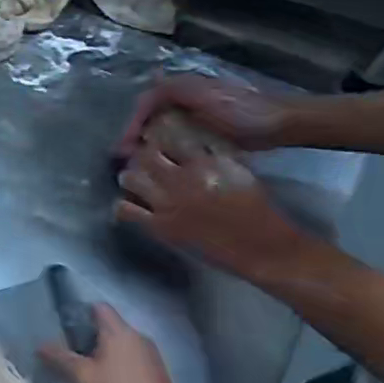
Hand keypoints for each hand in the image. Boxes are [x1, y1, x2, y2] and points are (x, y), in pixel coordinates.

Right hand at [40, 304, 190, 382]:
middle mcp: (137, 336)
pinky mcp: (159, 373)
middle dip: (91, 337)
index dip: (81, 313)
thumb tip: (40, 345)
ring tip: (89, 373)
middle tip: (72, 354)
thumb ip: (60, 358)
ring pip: (123, 345)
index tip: (66, 328)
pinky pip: (134, 360)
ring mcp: (152, 355)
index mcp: (118, 331)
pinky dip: (121, 367)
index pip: (99, 307)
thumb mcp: (82, 378)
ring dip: (107, 354)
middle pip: (110, 327)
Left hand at [115, 136, 317, 282]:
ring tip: (137, 179)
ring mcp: (167, 204)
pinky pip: (126, 210)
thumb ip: (213, 153)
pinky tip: (132, 204)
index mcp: (205, 163)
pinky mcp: (160, 227)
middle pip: (145, 155)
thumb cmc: (255, 207)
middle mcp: (181, 180)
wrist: (260, 248)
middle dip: (143, 154)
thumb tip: (190, 139)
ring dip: (131, 176)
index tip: (158, 137)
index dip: (160, 134)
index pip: (170, 137)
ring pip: (130, 178)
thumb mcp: (238, 170)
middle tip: (146, 158)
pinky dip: (123, 205)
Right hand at [116, 74, 290, 156]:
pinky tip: (162, 165)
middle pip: (151, 118)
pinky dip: (165, 152)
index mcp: (183, 89)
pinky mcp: (206, 133)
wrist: (280, 126)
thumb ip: (176, 89)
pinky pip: (177, 141)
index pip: (146, 104)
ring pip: (161, 130)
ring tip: (139, 165)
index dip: (132, 125)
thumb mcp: (205, 97)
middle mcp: (185, 100)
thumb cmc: (243, 112)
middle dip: (136, 138)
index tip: (124, 148)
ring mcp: (195, 117)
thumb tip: (151, 78)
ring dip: (148, 146)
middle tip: (126, 160)